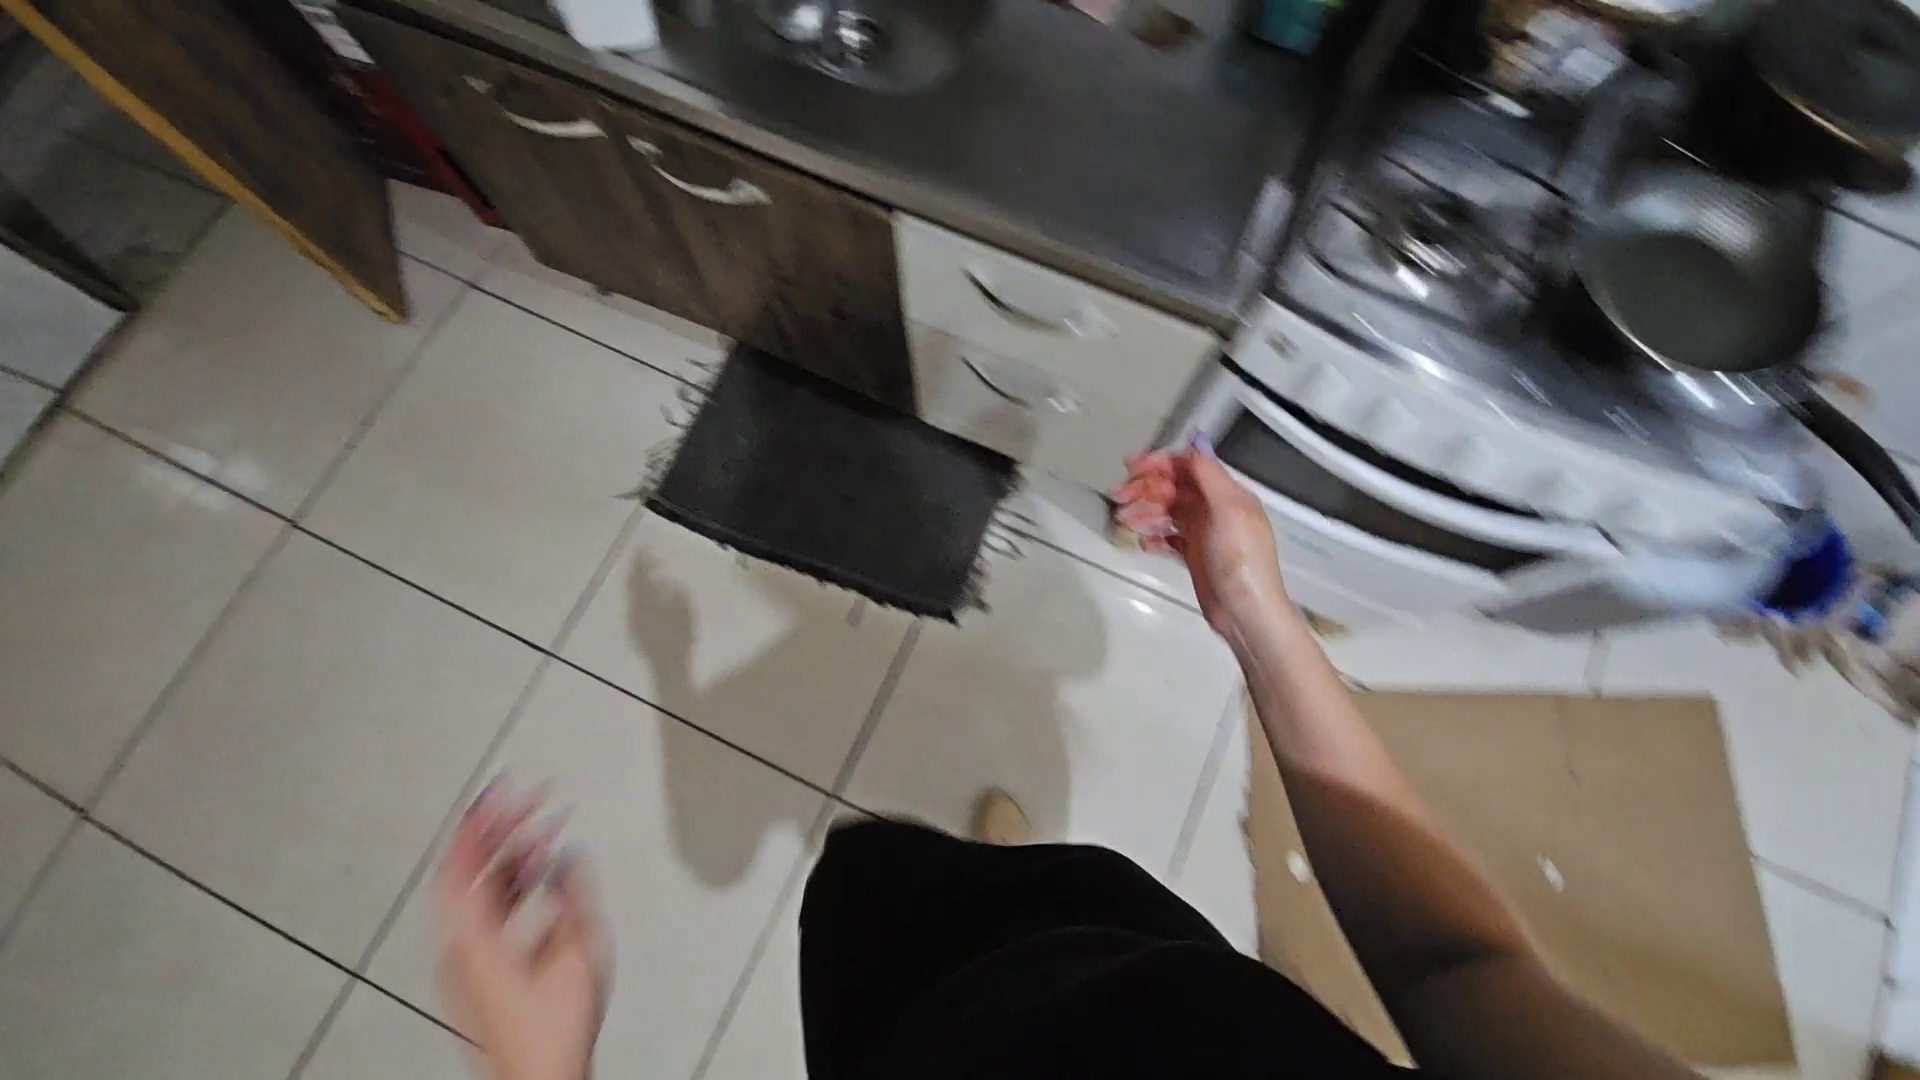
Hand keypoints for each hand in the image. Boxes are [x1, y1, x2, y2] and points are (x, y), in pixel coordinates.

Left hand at [437, 780, 610, 1079]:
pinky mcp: (482, 967)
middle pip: (472, 871)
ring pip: (483, 888)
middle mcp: (461, 945)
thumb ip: (571, 894)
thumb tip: (564, 851)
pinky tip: (543, 868)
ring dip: (514, 852)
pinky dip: (515, 880)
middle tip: (535, 794)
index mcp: (474, 940)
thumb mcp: (578, 951)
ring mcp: (467, 958)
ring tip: (548, 823)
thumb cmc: (555, 1024)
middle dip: (503, 827)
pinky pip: (491, 907)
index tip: (503, 785)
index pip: (462, 865)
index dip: (479, 821)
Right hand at [1115, 440, 1291, 642]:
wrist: (1245, 610)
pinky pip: (1168, 536)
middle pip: (1174, 487)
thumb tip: (1195, 440)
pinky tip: (1144, 542)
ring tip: (1123, 519)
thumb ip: (1209, 474)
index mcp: (1228, 493)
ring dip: (1144, 510)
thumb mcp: (1229, 509)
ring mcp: (1203, 531)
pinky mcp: (1193, 554)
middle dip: (1145, 486)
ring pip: (1167, 510)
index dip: (1160, 463)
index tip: (1132, 466)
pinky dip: (1153, 535)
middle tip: (1119, 495)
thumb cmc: (1240, 558)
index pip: (1189, 466)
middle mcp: (1215, 507)